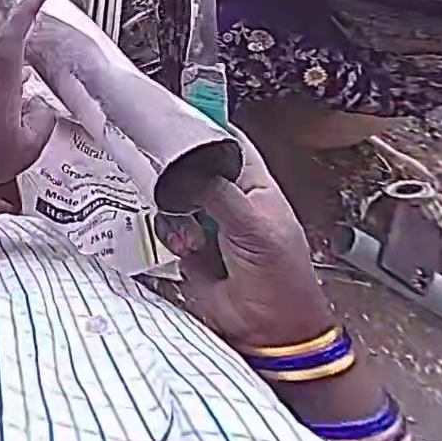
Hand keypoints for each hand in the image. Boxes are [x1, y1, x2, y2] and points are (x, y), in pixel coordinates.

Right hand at [178, 130, 334, 349]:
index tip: (171, 108)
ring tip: (194, 235)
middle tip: (163, 173)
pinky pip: (162, 220)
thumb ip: (217, 191)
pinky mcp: (183, 237)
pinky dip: (169, 231)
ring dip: (175, 211)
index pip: (225, 140)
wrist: (268, 332)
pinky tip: (187, 248)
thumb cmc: (279, 279)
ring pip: (170, 191)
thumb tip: (181, 164)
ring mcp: (203, 216)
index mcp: (253, 184)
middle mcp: (226, 194)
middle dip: (174, 169)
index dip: (202, 122)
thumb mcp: (253, 228)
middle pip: (188, 164)